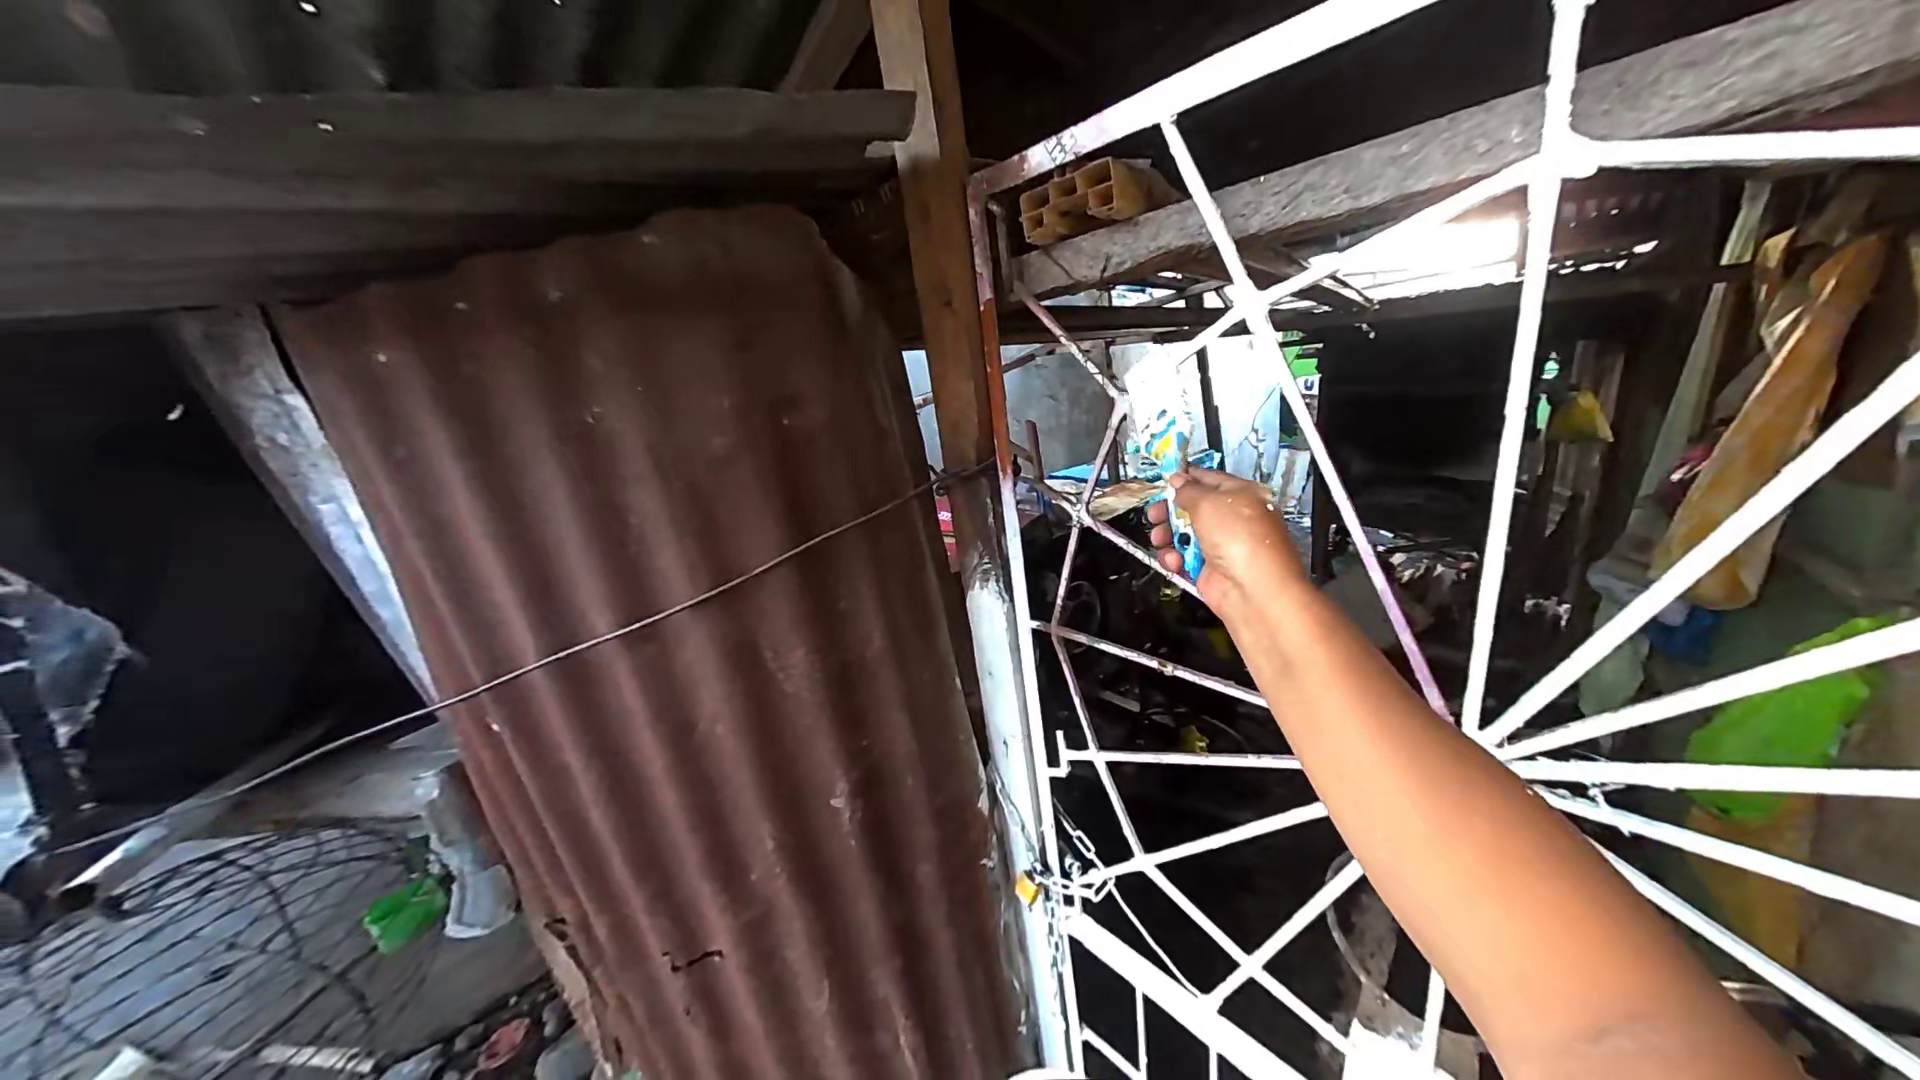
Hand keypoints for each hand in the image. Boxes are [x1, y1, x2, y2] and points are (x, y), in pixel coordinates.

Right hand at [1147, 467, 1305, 611]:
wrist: (1251, 588)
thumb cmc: (1237, 536)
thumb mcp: (1209, 502)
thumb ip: (1188, 489)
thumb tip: (1177, 478)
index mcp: (1239, 494)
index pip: (1208, 479)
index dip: (1185, 478)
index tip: (1162, 480)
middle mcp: (1229, 518)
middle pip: (1190, 508)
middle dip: (1168, 510)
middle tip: (1153, 515)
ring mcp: (1218, 544)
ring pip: (1182, 533)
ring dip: (1167, 535)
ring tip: (1159, 540)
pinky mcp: (1207, 567)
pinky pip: (1182, 557)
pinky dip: (1173, 558)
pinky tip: (1174, 561)